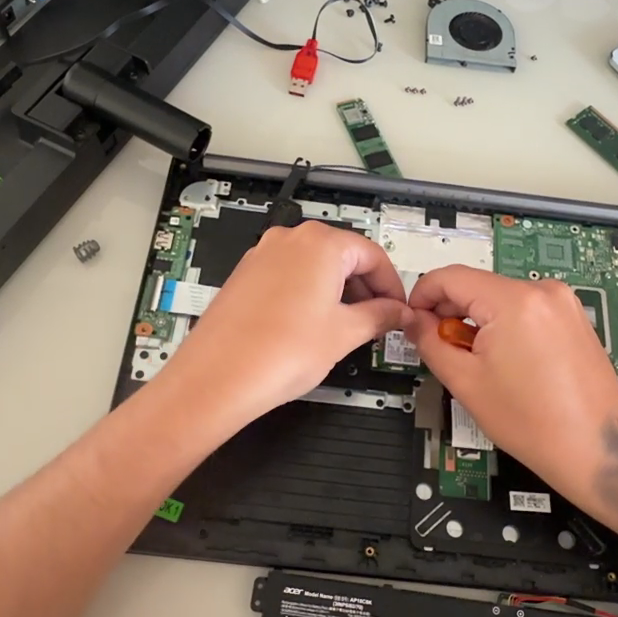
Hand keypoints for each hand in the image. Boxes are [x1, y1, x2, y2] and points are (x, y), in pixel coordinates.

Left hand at [159, 222, 411, 431]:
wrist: (218, 377)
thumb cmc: (280, 352)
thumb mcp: (345, 333)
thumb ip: (379, 316)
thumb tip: (397, 311)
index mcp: (320, 243)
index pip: (373, 256)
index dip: (392, 286)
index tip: (399, 310)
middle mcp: (289, 239)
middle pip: (342, 255)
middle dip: (365, 288)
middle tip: (379, 321)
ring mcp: (262, 255)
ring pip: (314, 266)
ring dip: (337, 292)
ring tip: (346, 329)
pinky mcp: (244, 276)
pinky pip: (288, 276)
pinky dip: (308, 295)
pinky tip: (312, 327)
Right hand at [406, 266, 617, 501]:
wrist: (594, 449)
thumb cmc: (533, 422)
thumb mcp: (465, 382)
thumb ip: (430, 342)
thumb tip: (414, 321)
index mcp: (514, 301)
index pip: (450, 277)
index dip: (422, 296)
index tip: (413, 319)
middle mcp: (543, 291)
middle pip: (477, 285)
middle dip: (450, 311)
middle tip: (440, 347)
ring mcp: (563, 302)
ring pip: (500, 297)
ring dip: (478, 320)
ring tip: (478, 361)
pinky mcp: (574, 316)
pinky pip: (526, 308)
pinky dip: (506, 324)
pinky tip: (505, 360)